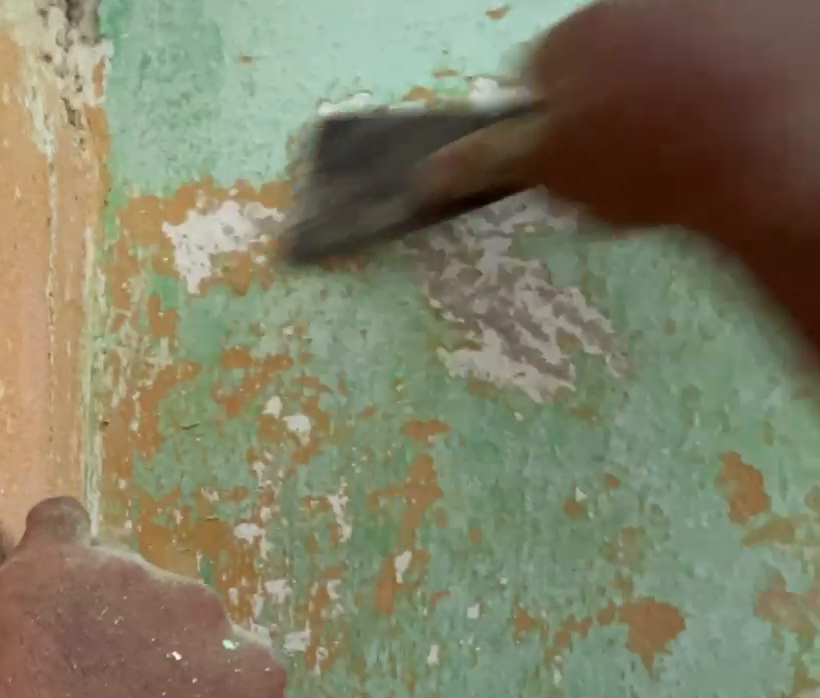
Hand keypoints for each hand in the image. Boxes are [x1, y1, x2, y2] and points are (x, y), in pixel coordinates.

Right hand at [428, 0, 819, 253]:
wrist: (786, 151)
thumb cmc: (647, 160)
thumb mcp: (547, 170)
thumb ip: (482, 162)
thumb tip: (422, 173)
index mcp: (577, 33)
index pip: (542, 67)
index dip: (548, 112)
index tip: (567, 147)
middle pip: (613, 47)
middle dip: (613, 89)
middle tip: (628, 146)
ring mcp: (724, 0)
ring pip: (681, 40)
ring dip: (677, 77)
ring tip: (694, 133)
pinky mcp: (786, 14)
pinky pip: (749, 36)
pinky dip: (744, 65)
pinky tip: (747, 108)